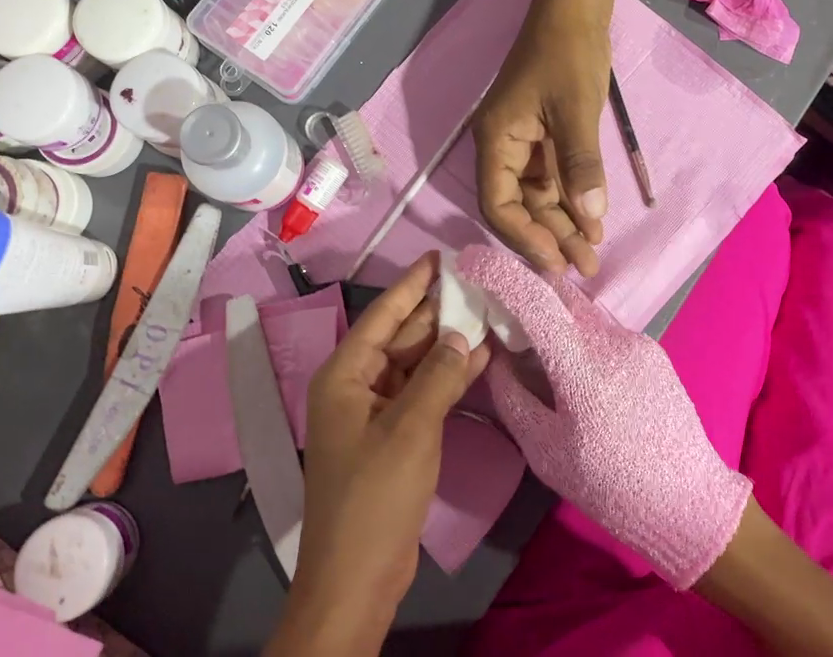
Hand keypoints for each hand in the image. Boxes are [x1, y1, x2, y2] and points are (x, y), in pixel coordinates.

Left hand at [266, 254, 489, 656]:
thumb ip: (438, 377)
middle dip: (436, 311)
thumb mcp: (409, 430)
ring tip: (487, 311)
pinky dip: (448, 378)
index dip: (412, 285)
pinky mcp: (394, 437)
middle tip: (476, 281)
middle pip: (400, 337)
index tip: (439, 256)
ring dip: (447, 344)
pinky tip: (480, 358)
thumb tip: (463, 336)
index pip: (383, 316)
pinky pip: (422, 393)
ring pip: (415, 364)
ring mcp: (375, 413)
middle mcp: (356, 386)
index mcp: (345, 375)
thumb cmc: (375, 495)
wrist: (357, 575)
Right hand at [460, 246, 751, 589]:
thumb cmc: (609, 485)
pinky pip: (600, 326)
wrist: (688, 501)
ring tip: (529, 343)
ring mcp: (637, 340)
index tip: (467, 259)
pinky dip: (574, 330)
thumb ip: (511, 395)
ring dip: (549, 311)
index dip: (497, 272)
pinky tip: (568, 365)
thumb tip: (496, 355)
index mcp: (583, 365)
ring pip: (580, 307)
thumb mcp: (544, 450)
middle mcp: (612, 338)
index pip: (534, 298)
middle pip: (557, 290)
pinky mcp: (651, 350)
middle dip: (521, 286)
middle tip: (494, 306)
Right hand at [474, 2, 611, 275]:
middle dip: (551, 237)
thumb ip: (580, 165)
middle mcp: (504, 148)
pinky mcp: (544, 138)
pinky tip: (592, 223)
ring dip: (564, 223)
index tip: (555, 261)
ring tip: (592, 255)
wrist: (575, 10)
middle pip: (520, 206)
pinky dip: (572, 200)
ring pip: (539, 196)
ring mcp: (524, 144)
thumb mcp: (576, 110)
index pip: (497, 203)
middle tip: (584, 268)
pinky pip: (553, 179)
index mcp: (496, 140)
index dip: (523, 237)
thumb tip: (589, 218)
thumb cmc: (567, 54)